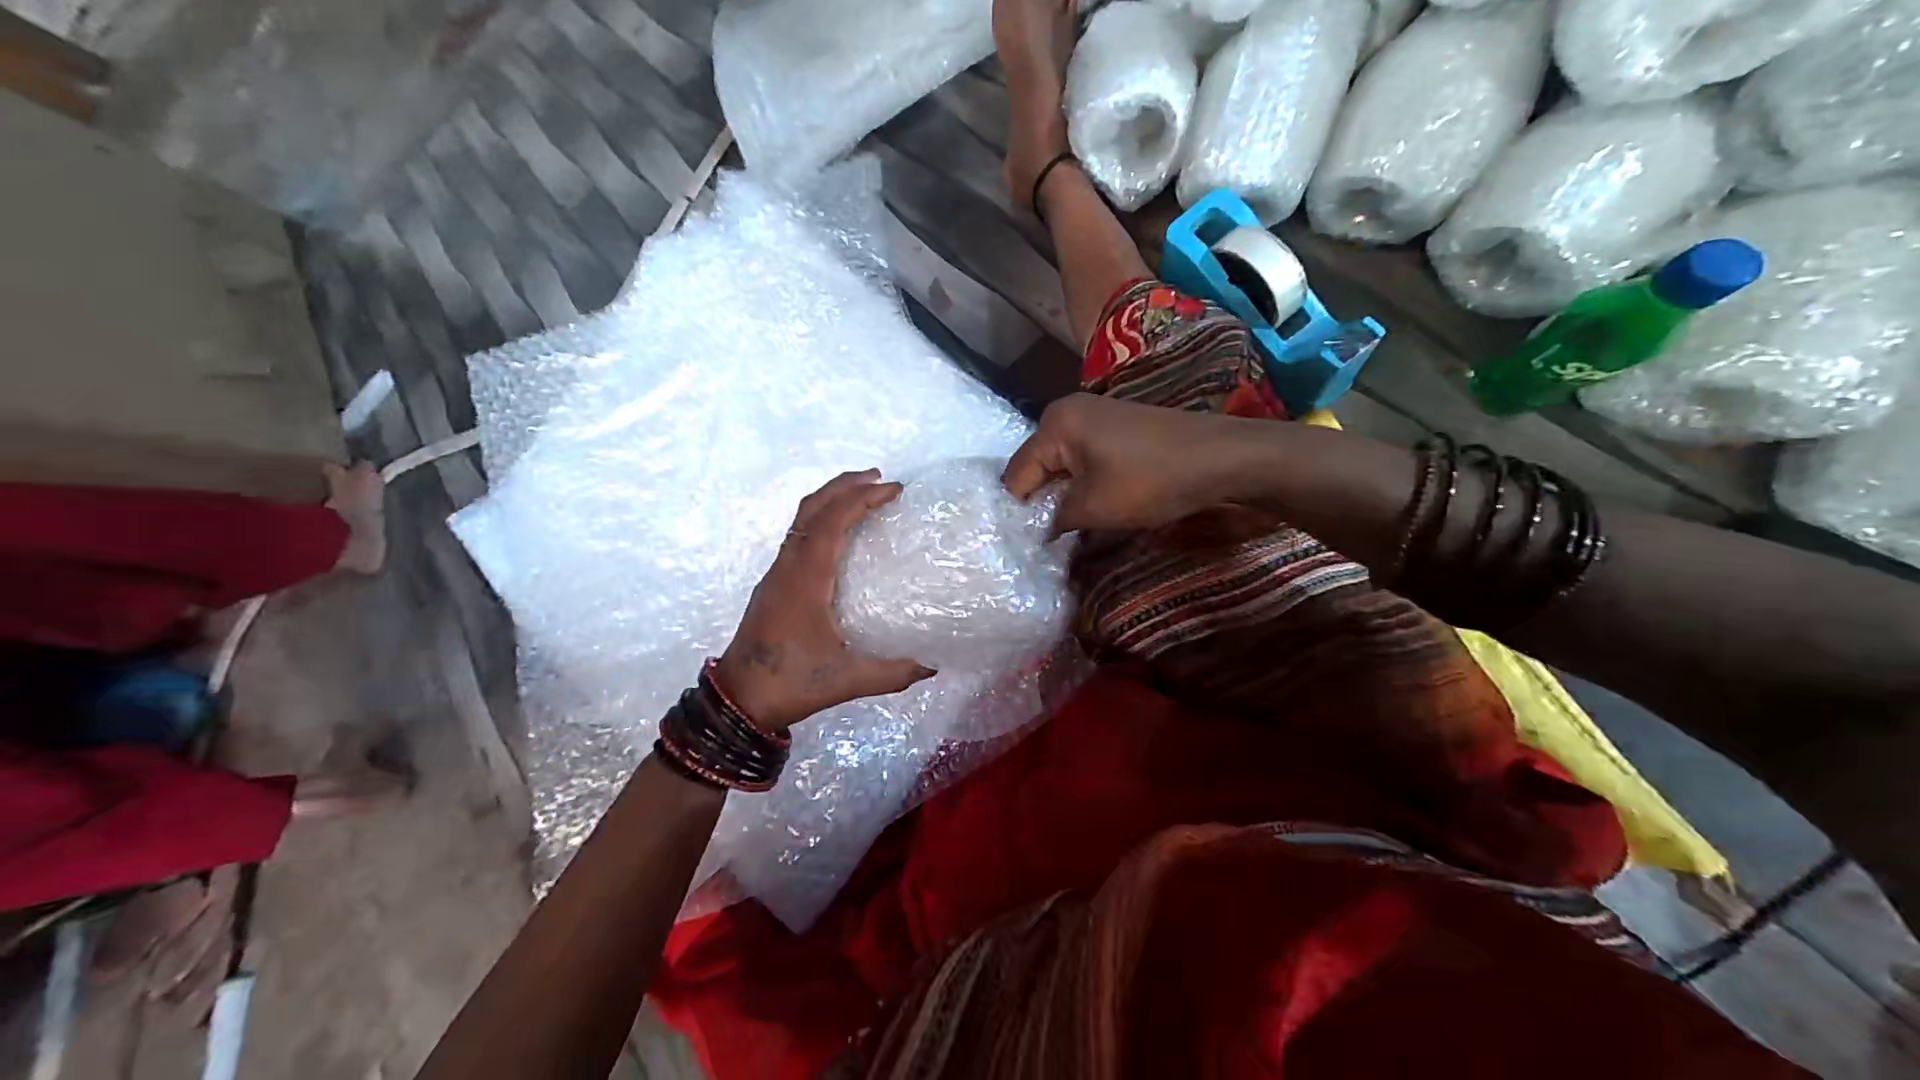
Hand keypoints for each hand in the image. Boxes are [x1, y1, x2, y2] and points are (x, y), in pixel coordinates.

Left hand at [714, 470, 936, 730]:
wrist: (737, 700)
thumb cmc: (790, 683)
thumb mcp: (848, 680)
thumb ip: (894, 673)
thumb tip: (932, 666)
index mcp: (806, 579)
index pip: (833, 522)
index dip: (862, 499)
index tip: (894, 489)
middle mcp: (788, 567)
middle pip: (812, 508)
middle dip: (845, 485)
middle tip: (880, 478)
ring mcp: (776, 573)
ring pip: (801, 519)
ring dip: (830, 499)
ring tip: (862, 494)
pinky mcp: (773, 584)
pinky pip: (797, 535)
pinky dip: (821, 519)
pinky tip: (839, 533)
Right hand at [1001, 394, 1275, 532]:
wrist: (1221, 458)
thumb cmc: (1150, 480)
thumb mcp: (1094, 508)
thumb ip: (1055, 519)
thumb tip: (1037, 532)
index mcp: (1054, 423)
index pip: (1016, 474)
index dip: (1016, 512)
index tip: (1019, 545)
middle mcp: (1067, 411)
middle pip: (1036, 466)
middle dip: (1038, 502)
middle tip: (1039, 541)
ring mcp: (1093, 416)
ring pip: (1060, 465)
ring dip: (1061, 495)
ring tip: (1062, 529)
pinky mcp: (1115, 426)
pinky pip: (1081, 458)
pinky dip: (1081, 483)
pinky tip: (1087, 506)